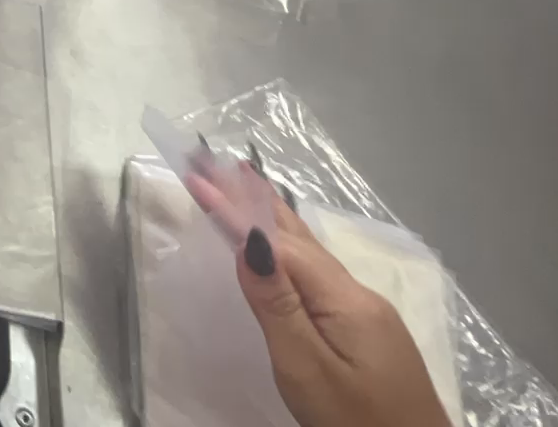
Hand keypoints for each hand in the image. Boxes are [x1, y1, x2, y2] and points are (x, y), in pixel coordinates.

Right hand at [208, 176, 451, 426]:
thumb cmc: (354, 420)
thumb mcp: (306, 366)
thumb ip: (276, 304)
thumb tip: (248, 242)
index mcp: (345, 300)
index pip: (276, 242)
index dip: (233, 208)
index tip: (193, 175)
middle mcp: (357, 296)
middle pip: (296, 235)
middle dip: (252, 195)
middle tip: (213, 158)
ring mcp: (364, 312)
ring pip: (306, 249)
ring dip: (268, 211)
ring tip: (242, 177)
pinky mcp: (362, 328)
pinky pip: (312, 269)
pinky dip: (285, 239)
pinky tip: (277, 234)